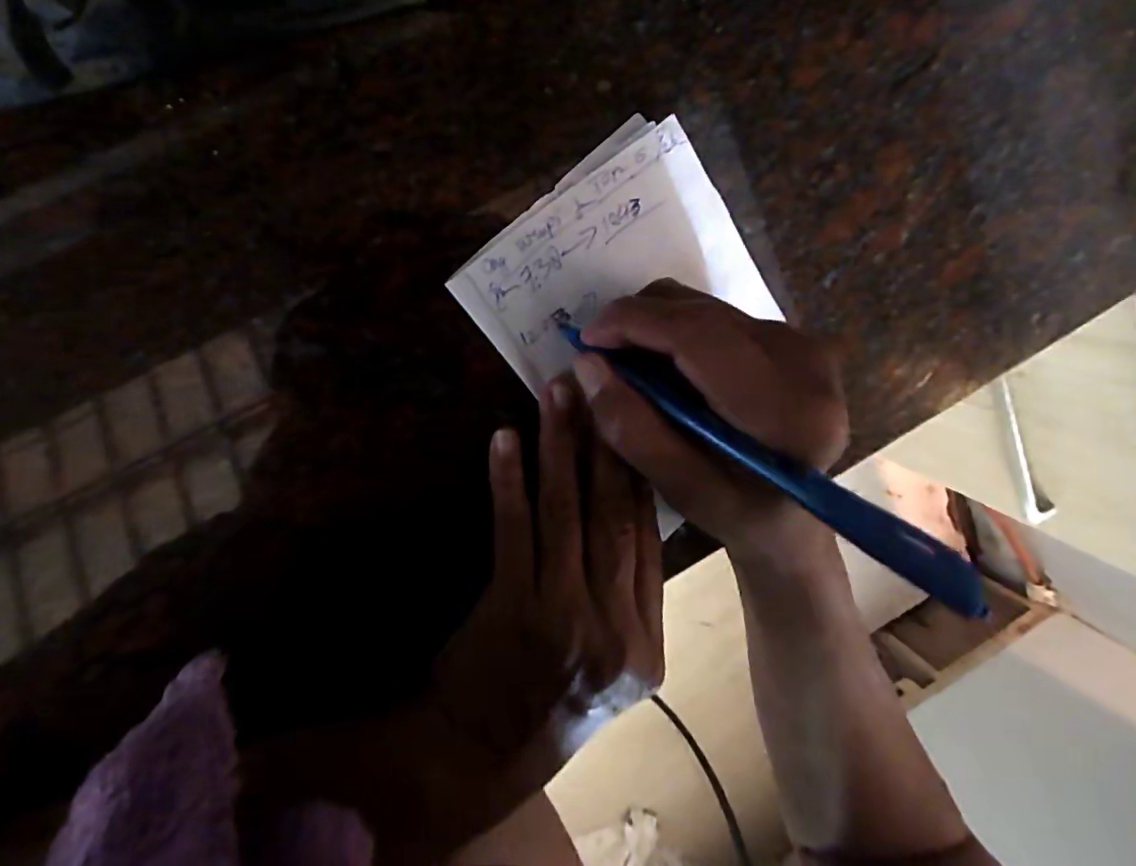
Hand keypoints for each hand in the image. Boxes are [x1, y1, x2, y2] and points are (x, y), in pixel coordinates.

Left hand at [428, 375, 664, 803]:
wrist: (484, 752)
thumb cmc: (551, 698)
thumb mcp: (612, 661)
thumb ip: (629, 593)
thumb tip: (634, 507)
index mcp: (647, 641)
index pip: (651, 539)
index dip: (640, 473)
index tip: (631, 420)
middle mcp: (615, 628)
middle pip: (617, 514)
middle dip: (607, 443)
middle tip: (598, 383)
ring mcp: (564, 617)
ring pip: (568, 512)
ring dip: (561, 446)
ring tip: (558, 393)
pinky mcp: (513, 608)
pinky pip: (515, 528)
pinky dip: (510, 479)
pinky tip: (507, 438)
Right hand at [572, 279, 849, 566]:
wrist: (797, 514)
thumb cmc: (739, 512)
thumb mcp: (681, 488)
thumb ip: (632, 429)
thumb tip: (587, 365)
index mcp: (785, 408)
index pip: (700, 336)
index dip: (635, 323)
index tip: (587, 340)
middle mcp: (803, 361)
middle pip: (700, 312)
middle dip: (636, 320)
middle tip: (599, 353)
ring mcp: (802, 342)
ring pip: (705, 305)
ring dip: (656, 324)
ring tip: (632, 363)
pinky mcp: (792, 335)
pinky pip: (717, 312)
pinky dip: (678, 327)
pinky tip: (667, 364)